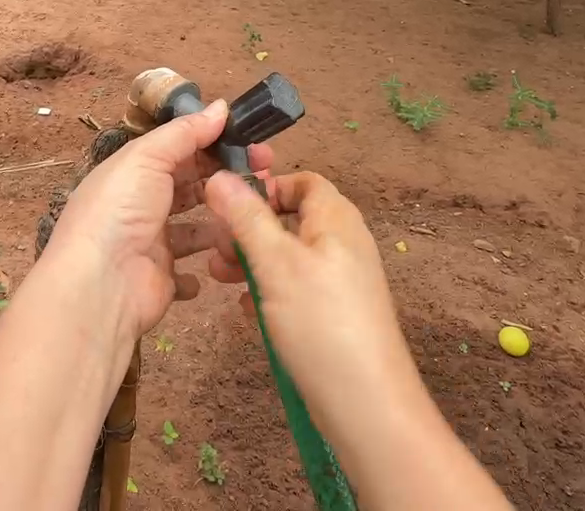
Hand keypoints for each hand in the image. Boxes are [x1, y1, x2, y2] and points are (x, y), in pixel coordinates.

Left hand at [39, 101, 272, 347]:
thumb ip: (185, 132)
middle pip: (190, 186)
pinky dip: (205, 266)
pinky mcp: (162, 279)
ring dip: (220, 222)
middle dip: (225, 180)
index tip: (254, 144)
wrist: (100, 284)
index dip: (215, 145)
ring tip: (251, 215)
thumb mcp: (148, 157)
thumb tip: (221, 107)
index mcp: (133, 171)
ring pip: (195, 228)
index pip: (179, 151)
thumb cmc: (121, 209)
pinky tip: (223, 257)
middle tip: (267, 176)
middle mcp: (141, 204)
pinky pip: (189, 272)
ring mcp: (151, 243)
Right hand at [203, 171, 416, 441]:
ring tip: (219, 278)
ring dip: (252, 260)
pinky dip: (269, 291)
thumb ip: (247, 218)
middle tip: (216, 248)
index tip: (230, 205)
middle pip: (290, 218)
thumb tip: (220, 176)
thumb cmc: (321, 323)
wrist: (368, 408)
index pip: (302, 181)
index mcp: (336, 219)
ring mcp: (339, 280)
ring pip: (288, 255)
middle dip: (249, 228)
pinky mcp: (333, 314)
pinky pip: (295, 288)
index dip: (267, 186)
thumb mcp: (276, 263)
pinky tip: (247, 311)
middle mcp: (341, 242)